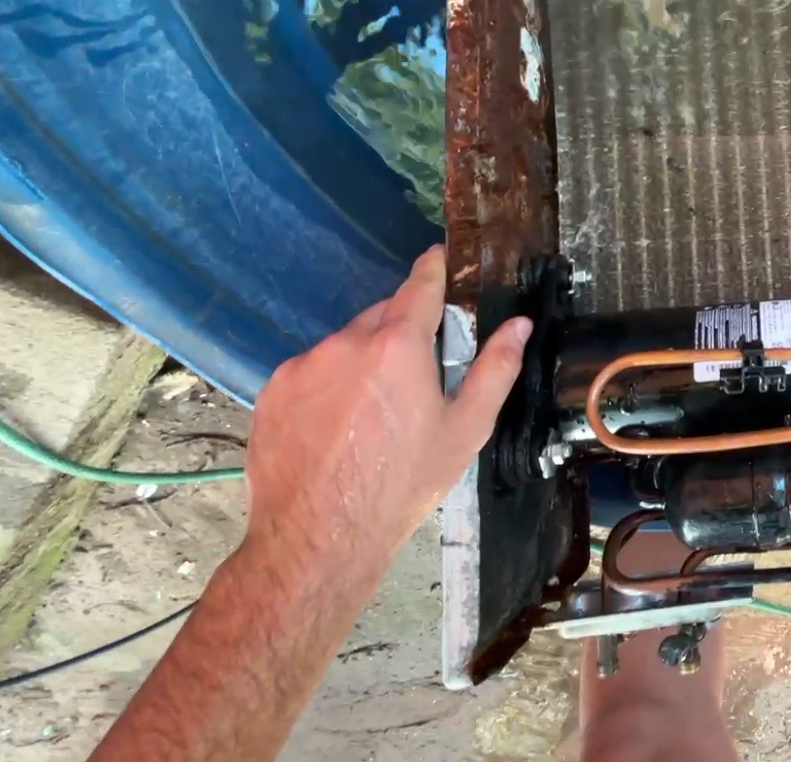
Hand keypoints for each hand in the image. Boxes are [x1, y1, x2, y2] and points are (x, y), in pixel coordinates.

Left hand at [242, 246, 530, 585]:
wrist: (319, 537)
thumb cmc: (406, 480)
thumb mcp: (467, 426)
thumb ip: (496, 367)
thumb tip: (519, 324)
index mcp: (398, 346)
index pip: (419, 288)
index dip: (432, 268)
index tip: (439, 253)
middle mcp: (345, 343)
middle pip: (382, 316)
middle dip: (403, 330)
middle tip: (420, 372)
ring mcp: (301, 367)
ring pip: (345, 344)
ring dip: (365, 358)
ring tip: (376, 409)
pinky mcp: (271, 392)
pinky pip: (312, 370)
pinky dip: (331, 381)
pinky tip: (339, 423)